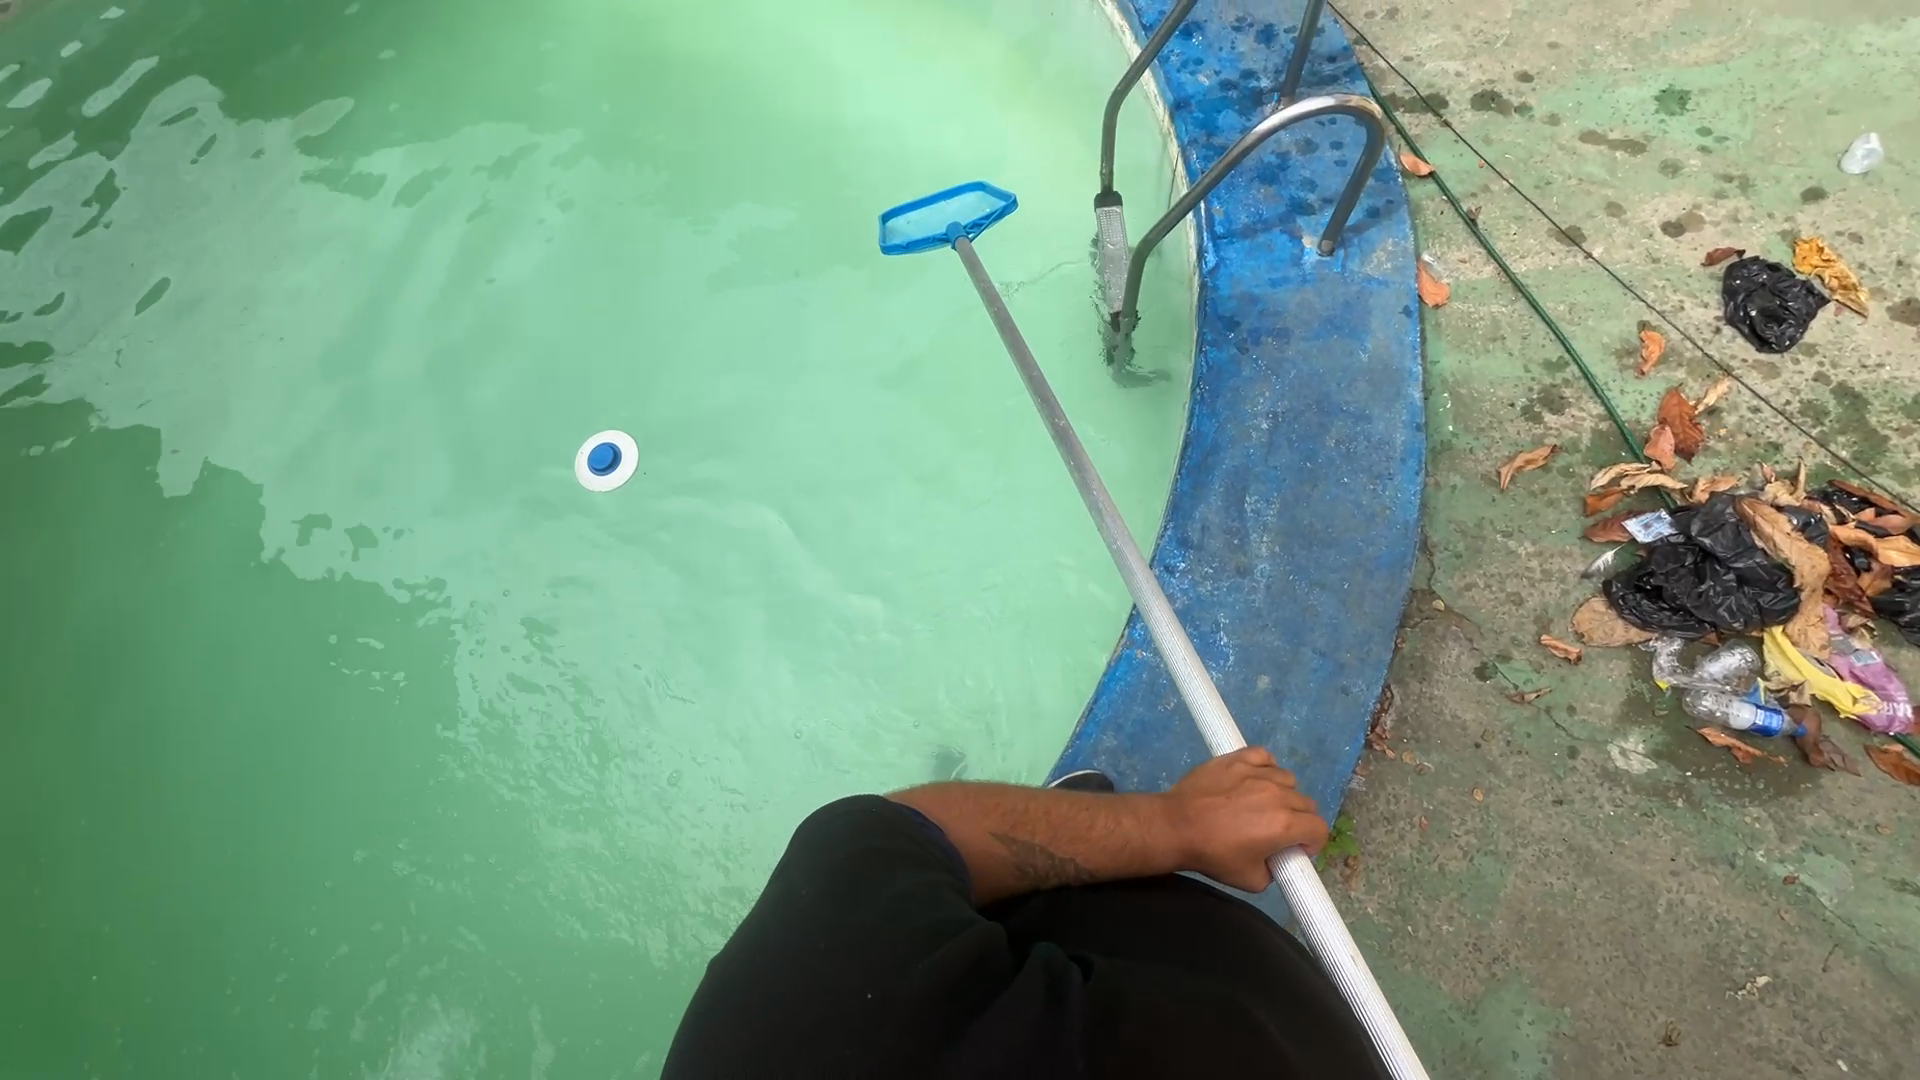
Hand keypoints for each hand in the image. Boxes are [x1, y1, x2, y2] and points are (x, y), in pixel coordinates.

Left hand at [1160, 747, 1328, 891]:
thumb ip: (1275, 870)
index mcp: (1284, 825)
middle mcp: (1276, 794)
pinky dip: (1265, 766)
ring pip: (1287, 779)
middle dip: (1298, 820)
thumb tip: (1277, 859)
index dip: (1311, 842)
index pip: (1319, 829)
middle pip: (1306, 804)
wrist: (1176, 826)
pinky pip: (1263, 756)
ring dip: (1283, 793)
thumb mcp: (1252, 880)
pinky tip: (1255, 778)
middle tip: (1277, 830)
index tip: (1295, 848)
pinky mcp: (1235, 759)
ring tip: (1262, 803)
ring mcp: (1255, 772)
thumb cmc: (1212, 854)